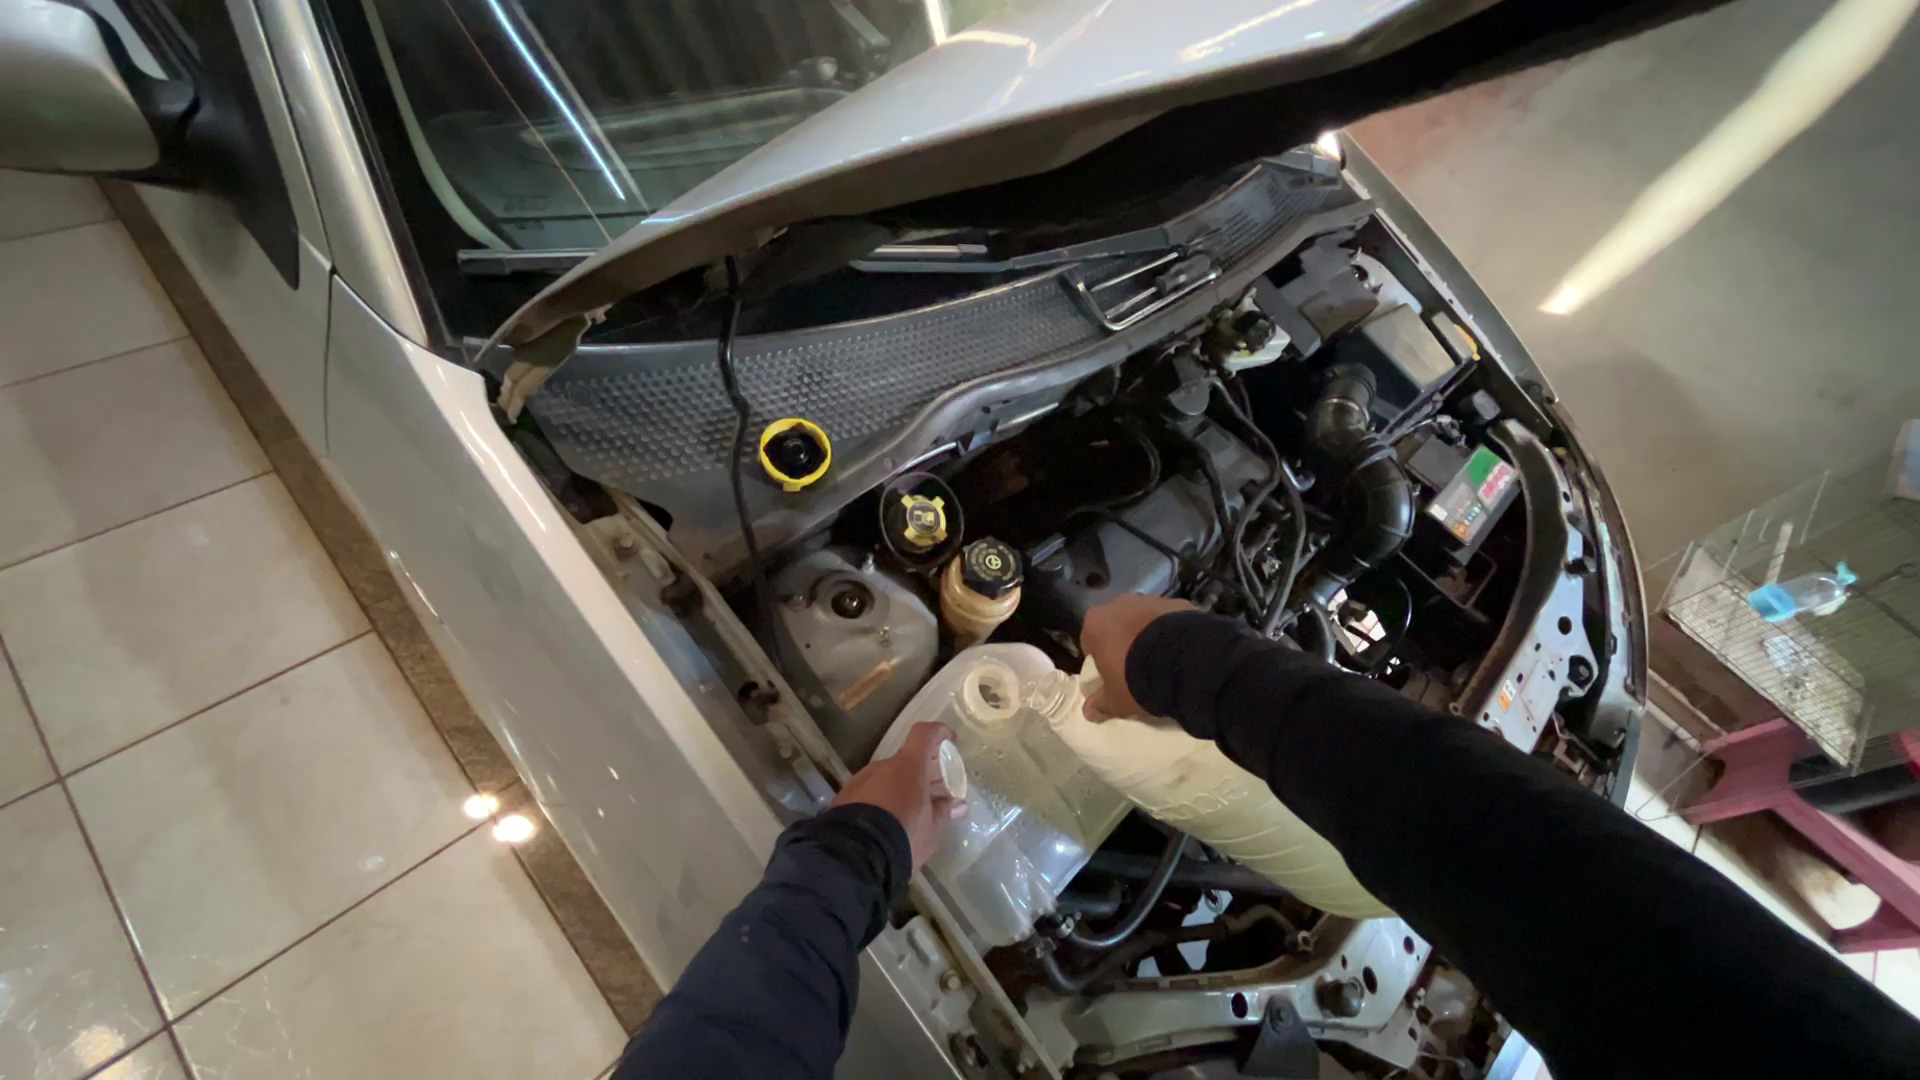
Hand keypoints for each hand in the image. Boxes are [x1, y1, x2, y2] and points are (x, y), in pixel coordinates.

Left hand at [832, 722, 965, 869]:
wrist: (855, 857)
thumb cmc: (903, 836)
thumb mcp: (930, 830)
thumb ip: (943, 813)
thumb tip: (958, 804)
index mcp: (908, 766)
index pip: (924, 735)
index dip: (938, 732)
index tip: (950, 739)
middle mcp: (883, 767)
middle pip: (905, 760)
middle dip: (920, 772)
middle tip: (932, 790)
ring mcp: (860, 781)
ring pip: (885, 777)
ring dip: (898, 788)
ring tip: (907, 811)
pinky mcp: (843, 798)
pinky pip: (867, 793)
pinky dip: (879, 801)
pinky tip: (884, 822)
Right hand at [1079, 594, 1194, 721]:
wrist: (1182, 661)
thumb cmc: (1135, 678)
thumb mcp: (1116, 698)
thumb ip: (1101, 702)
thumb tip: (1088, 712)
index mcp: (1095, 623)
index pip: (1090, 640)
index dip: (1100, 658)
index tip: (1111, 674)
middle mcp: (1119, 604)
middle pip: (1117, 625)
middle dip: (1124, 641)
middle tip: (1136, 667)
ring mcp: (1150, 600)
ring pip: (1144, 619)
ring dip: (1148, 634)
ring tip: (1162, 661)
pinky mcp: (1177, 602)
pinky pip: (1169, 619)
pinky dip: (1171, 632)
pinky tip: (1180, 652)